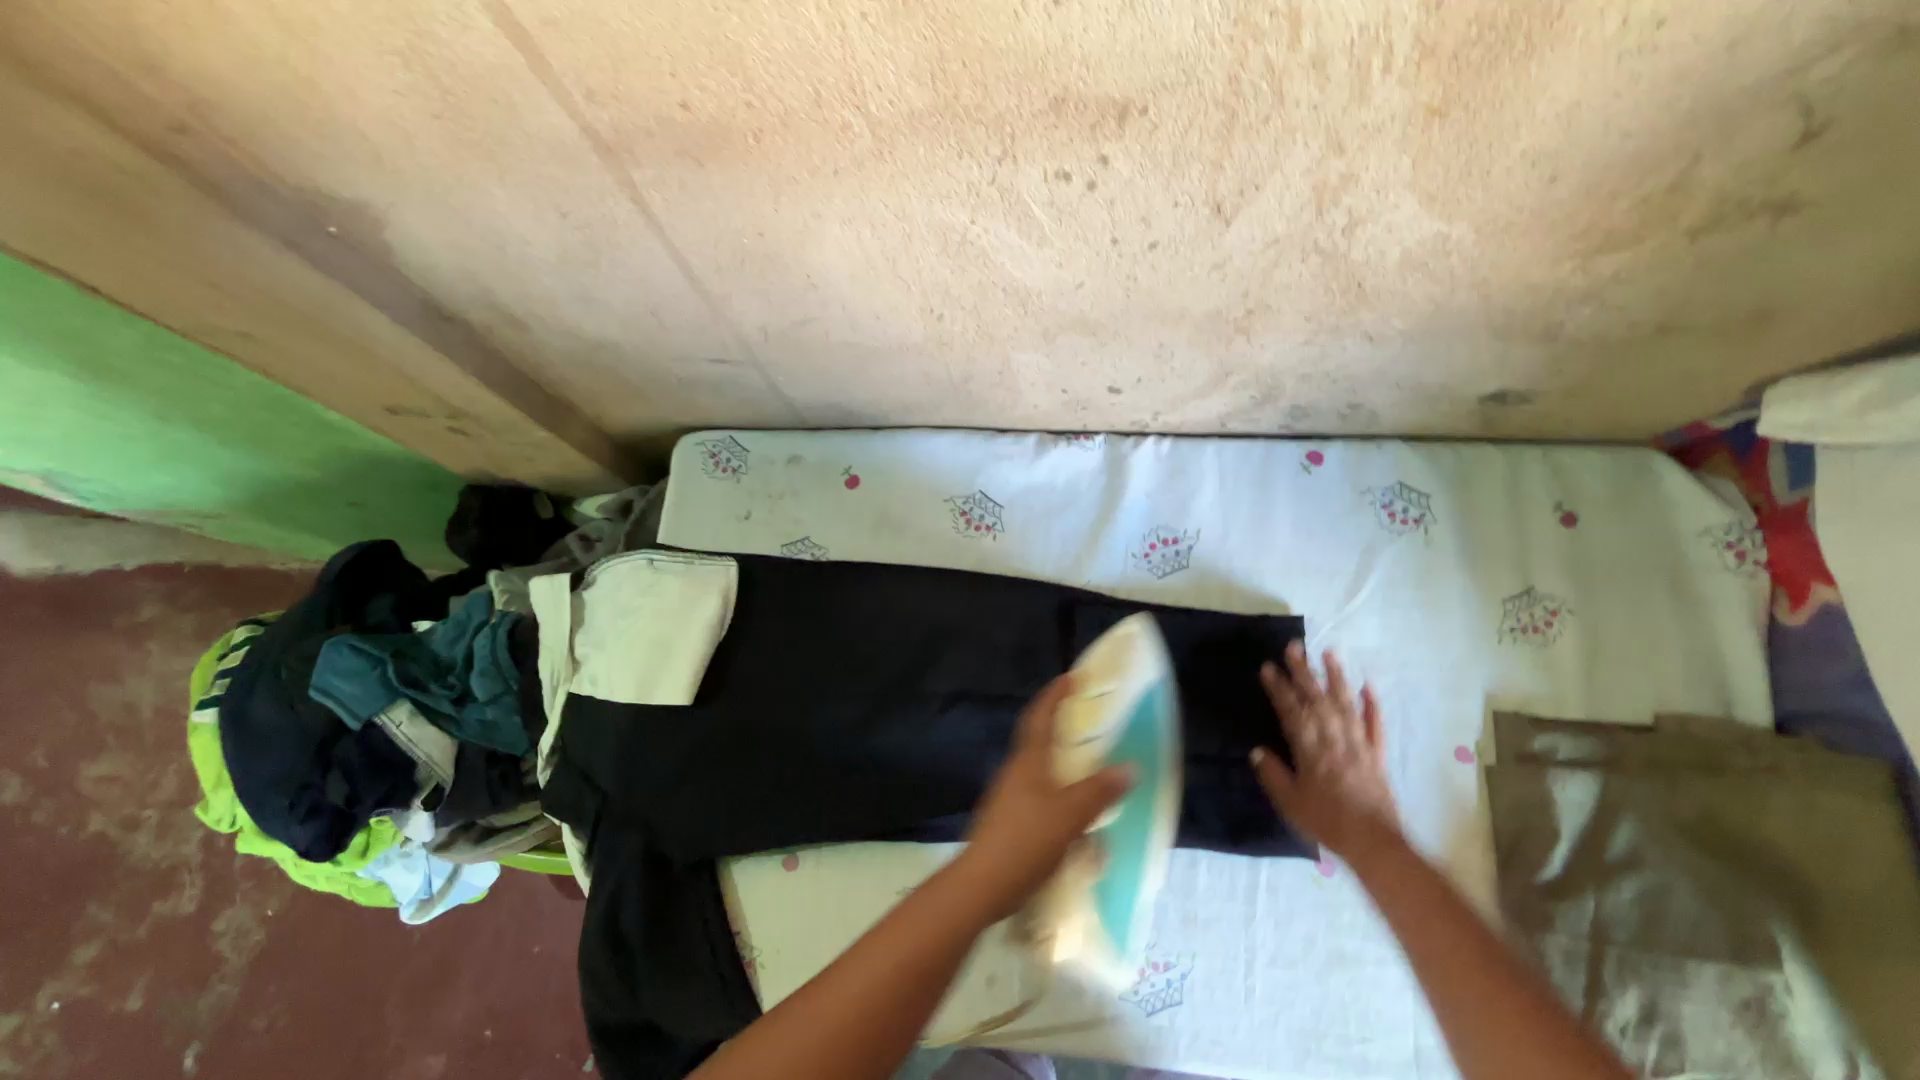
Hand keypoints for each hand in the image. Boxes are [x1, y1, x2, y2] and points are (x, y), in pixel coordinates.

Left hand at [950, 675, 1132, 922]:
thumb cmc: (1024, 842)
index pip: (1040, 717)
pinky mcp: (1009, 823)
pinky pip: (1039, 797)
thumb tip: (1128, 767)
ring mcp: (1009, 799)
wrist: (980, 886)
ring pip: (1040, 771)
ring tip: (1090, 769)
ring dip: (1062, 764)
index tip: (1072, 678)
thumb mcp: (1069, 816)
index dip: (1055, 695)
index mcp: (1028, 763)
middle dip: (1061, 728)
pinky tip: (1076, 814)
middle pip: (1038, 741)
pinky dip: (1059, 795)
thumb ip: (1098, 792)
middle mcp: (1015, 773)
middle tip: (1090, 723)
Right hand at [1250, 642, 1401, 860]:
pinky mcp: (1377, 754)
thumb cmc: (1326, 821)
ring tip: (1328, 653)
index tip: (1268, 667)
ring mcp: (1359, 743)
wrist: (1374, 841)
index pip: (1291, 710)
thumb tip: (1257, 751)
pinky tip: (1367, 686)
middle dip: (1304, 671)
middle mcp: (1334, 738)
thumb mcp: (1290, 802)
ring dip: (1336, 677)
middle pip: (1317, 698)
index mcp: (1310, 748)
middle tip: (1293, 647)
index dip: (1279, 688)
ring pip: (1346, 703)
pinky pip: (1375, 724)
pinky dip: (1372, 704)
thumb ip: (1272, 773)